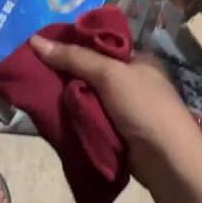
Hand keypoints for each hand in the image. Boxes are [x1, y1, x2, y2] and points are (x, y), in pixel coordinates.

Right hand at [27, 34, 201, 163]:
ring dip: (66, 96)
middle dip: (64, 71)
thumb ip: (74, 57)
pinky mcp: (116, 131)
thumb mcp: (109, 74)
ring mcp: (123, 108)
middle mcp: (130, 81)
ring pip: (85, 95)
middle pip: (89, 69)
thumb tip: (34, 40)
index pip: (98, 44)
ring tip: (35, 89)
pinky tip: (51, 112)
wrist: (168, 162)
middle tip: (33, 69)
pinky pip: (87, 116)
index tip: (42, 44)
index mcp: (136, 60)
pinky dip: (73, 115)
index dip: (71, 42)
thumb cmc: (143, 107)